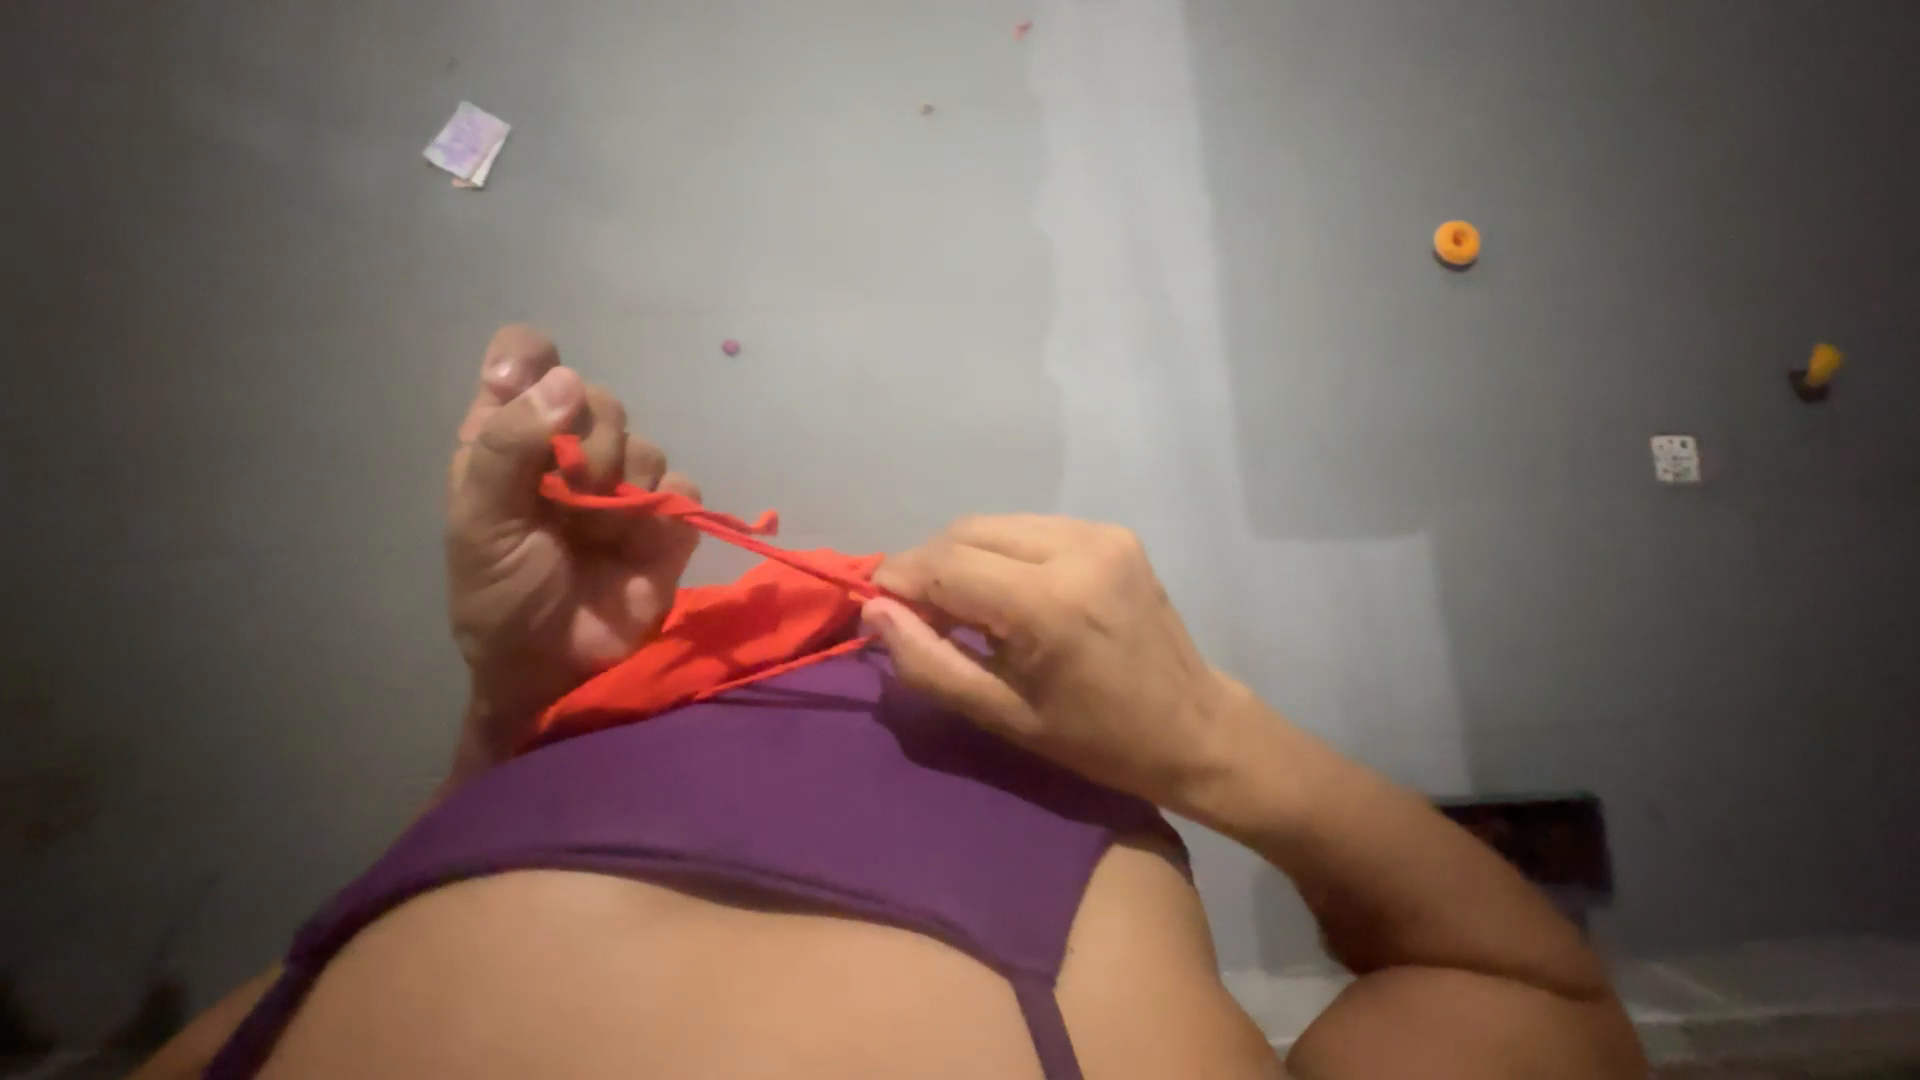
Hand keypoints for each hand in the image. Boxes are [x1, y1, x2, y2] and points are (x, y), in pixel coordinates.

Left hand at [445, 325, 700, 772]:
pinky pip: (684, 484)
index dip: (532, 359)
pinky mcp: (670, 516)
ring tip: (599, 535)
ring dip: (620, 489)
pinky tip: (639, 542)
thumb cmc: (502, 595)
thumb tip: (568, 381)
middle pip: (597, 395)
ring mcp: (625, 482)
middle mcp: (570, 449)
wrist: (557, 667)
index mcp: (510, 438)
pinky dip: (664, 510)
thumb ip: (507, 447)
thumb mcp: (479, 522)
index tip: (527, 387)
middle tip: (564, 498)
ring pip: (643, 441)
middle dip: (583, 445)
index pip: (527, 357)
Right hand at [864, 515, 1244, 813]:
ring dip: (963, 557)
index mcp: (1047, 603)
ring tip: (960, 605)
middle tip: (919, 613)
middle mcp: (1074, 549)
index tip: (878, 607)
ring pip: (995, 524)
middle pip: (965, 532)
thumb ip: (928, 662)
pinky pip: (1031, 529)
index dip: (900, 580)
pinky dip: (1001, 553)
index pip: (945, 563)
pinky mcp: (1113, 532)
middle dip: (928, 566)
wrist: (1192, 726)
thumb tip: (874, 611)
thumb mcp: (1001, 715)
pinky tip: (1005, 593)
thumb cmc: (1095, 738)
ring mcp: (1099, 533)